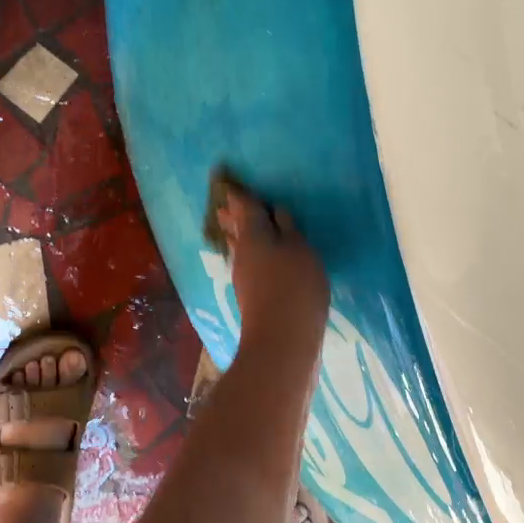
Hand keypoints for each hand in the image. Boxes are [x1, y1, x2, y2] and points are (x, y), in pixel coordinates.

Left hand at [215, 179, 330, 351]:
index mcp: (252, 233)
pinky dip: (247, 253)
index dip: (238, 192)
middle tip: (223, 202)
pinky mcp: (249, 294)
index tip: (228, 180)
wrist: (281, 342)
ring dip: (235, 233)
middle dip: (231, 214)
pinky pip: (245, 262)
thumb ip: (288, 228)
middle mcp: (241, 251)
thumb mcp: (300, 250)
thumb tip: (276, 210)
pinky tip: (253, 257)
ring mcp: (242, 275)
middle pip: (234, 226)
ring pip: (237, 245)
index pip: (242, 205)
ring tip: (231, 224)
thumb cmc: (295, 287)